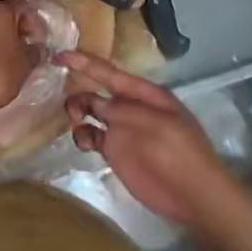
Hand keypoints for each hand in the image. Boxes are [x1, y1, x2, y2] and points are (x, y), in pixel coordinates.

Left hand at [0, 0, 45, 136]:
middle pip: (3, 12)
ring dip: (0, 35)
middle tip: (24, 47)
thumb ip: (35, 51)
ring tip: (7, 57)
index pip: (21, 3)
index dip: (33, 20)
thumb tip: (35, 47)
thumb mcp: (25, 65)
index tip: (36, 40)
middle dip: (16, 27)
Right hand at [58, 52, 241, 230]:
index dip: (85, 63)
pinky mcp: (115, 152)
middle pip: (98, 91)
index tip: (59, 56)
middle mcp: (130, 107)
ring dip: (78, 111)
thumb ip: (122, 110)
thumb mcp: (154, 123)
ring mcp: (122, 130)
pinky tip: (83, 142)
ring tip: (75, 120)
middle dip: (79, 88)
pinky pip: (91, 136)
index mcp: (145, 94)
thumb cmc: (179, 153)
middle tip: (67, 101)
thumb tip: (96, 102)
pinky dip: (82, 135)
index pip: (111, 73)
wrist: (191, 194)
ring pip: (91, 112)